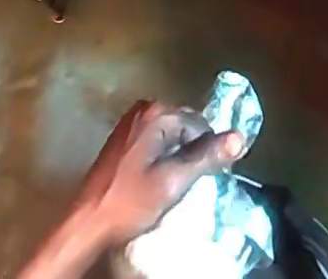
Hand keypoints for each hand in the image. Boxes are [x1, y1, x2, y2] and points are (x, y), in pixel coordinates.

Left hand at [68, 100, 245, 247]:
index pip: (199, 123)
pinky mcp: (123, 134)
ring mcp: (131, 119)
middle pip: (184, 124)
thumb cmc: (131, 200)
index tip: (205, 176)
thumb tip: (239, 136)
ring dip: (176, 153)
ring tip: (173, 182)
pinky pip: (154, 137)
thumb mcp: (173, 181)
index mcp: (157, 113)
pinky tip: (157, 177)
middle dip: (191, 149)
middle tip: (189, 181)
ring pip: (170, 132)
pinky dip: (161, 153)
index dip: (206, 150)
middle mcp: (144, 107)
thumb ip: (206, 156)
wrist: (88, 219)